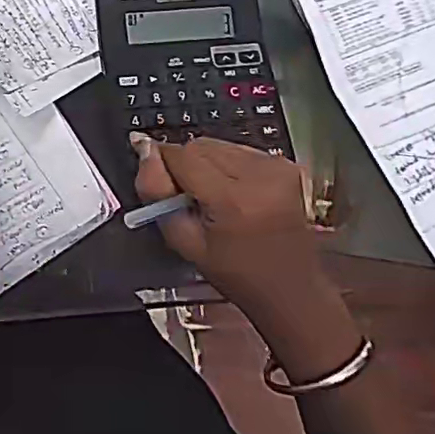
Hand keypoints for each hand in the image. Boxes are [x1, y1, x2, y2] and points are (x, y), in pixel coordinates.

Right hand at [133, 134, 360, 378]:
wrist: (291, 289)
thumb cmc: (235, 273)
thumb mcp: (183, 241)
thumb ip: (155, 192)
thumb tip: (143, 148)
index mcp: (231, 198)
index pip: (180, 154)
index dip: (164, 166)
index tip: (165, 188)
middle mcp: (258, 175)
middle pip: (199, 145)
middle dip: (187, 166)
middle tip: (193, 200)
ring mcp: (277, 167)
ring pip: (218, 144)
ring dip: (208, 164)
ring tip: (217, 198)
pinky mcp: (286, 165)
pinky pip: (239, 150)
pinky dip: (230, 165)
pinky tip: (237, 193)